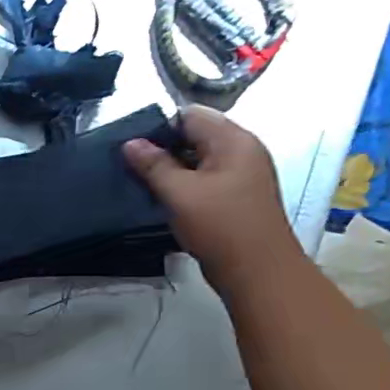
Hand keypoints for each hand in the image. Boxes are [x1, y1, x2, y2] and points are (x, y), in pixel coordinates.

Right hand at [122, 105, 302, 294]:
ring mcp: (243, 177)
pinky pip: (207, 183)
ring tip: (144, 187)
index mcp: (233, 140)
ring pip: (200, 162)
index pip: (190, 115)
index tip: (131, 148)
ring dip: (174, 172)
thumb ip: (154, 165)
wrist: (258, 273)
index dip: (159, 127)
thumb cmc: (220, 227)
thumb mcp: (180, 194)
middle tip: (133, 169)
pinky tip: (167, 203)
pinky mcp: (238, 200)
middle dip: (164, 150)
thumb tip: (130, 143)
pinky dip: (187, 188)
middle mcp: (242, 151)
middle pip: (196, 137)